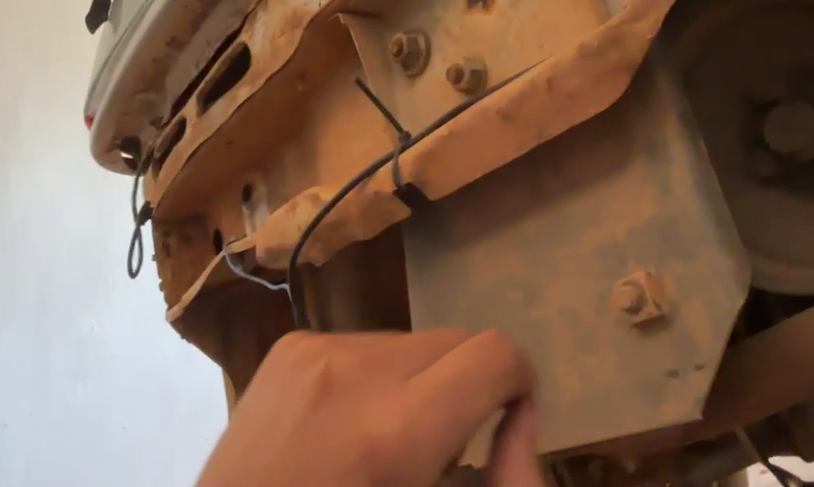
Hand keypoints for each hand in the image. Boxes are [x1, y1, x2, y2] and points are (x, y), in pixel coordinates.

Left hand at [195, 329, 546, 486]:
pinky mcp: (289, 345)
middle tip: (438, 449)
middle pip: (455, 341)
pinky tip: (342, 428)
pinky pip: (364, 343)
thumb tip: (524, 413)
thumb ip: (503, 479)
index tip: (507, 420)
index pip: (495, 353)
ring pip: (411, 342)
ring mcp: (315, 349)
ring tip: (381, 443)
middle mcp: (356, 367)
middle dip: (465, 388)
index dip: (518, 383)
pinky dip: (372, 379)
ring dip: (416, 383)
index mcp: (395, 430)